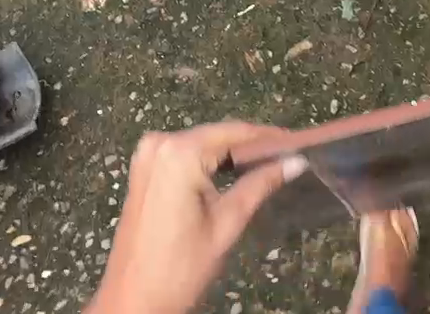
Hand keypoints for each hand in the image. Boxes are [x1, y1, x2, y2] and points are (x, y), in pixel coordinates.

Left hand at [85, 121, 305, 313]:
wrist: (131, 305)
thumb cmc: (180, 268)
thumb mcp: (226, 225)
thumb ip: (260, 185)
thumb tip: (296, 161)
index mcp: (180, 152)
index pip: (234, 132)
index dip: (268, 136)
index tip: (297, 142)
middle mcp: (160, 141)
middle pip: (216, 135)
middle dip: (251, 146)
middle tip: (287, 154)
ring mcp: (148, 153)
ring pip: (202, 143)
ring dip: (231, 153)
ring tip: (268, 162)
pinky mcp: (144, 167)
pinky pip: (184, 154)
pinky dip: (208, 160)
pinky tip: (233, 170)